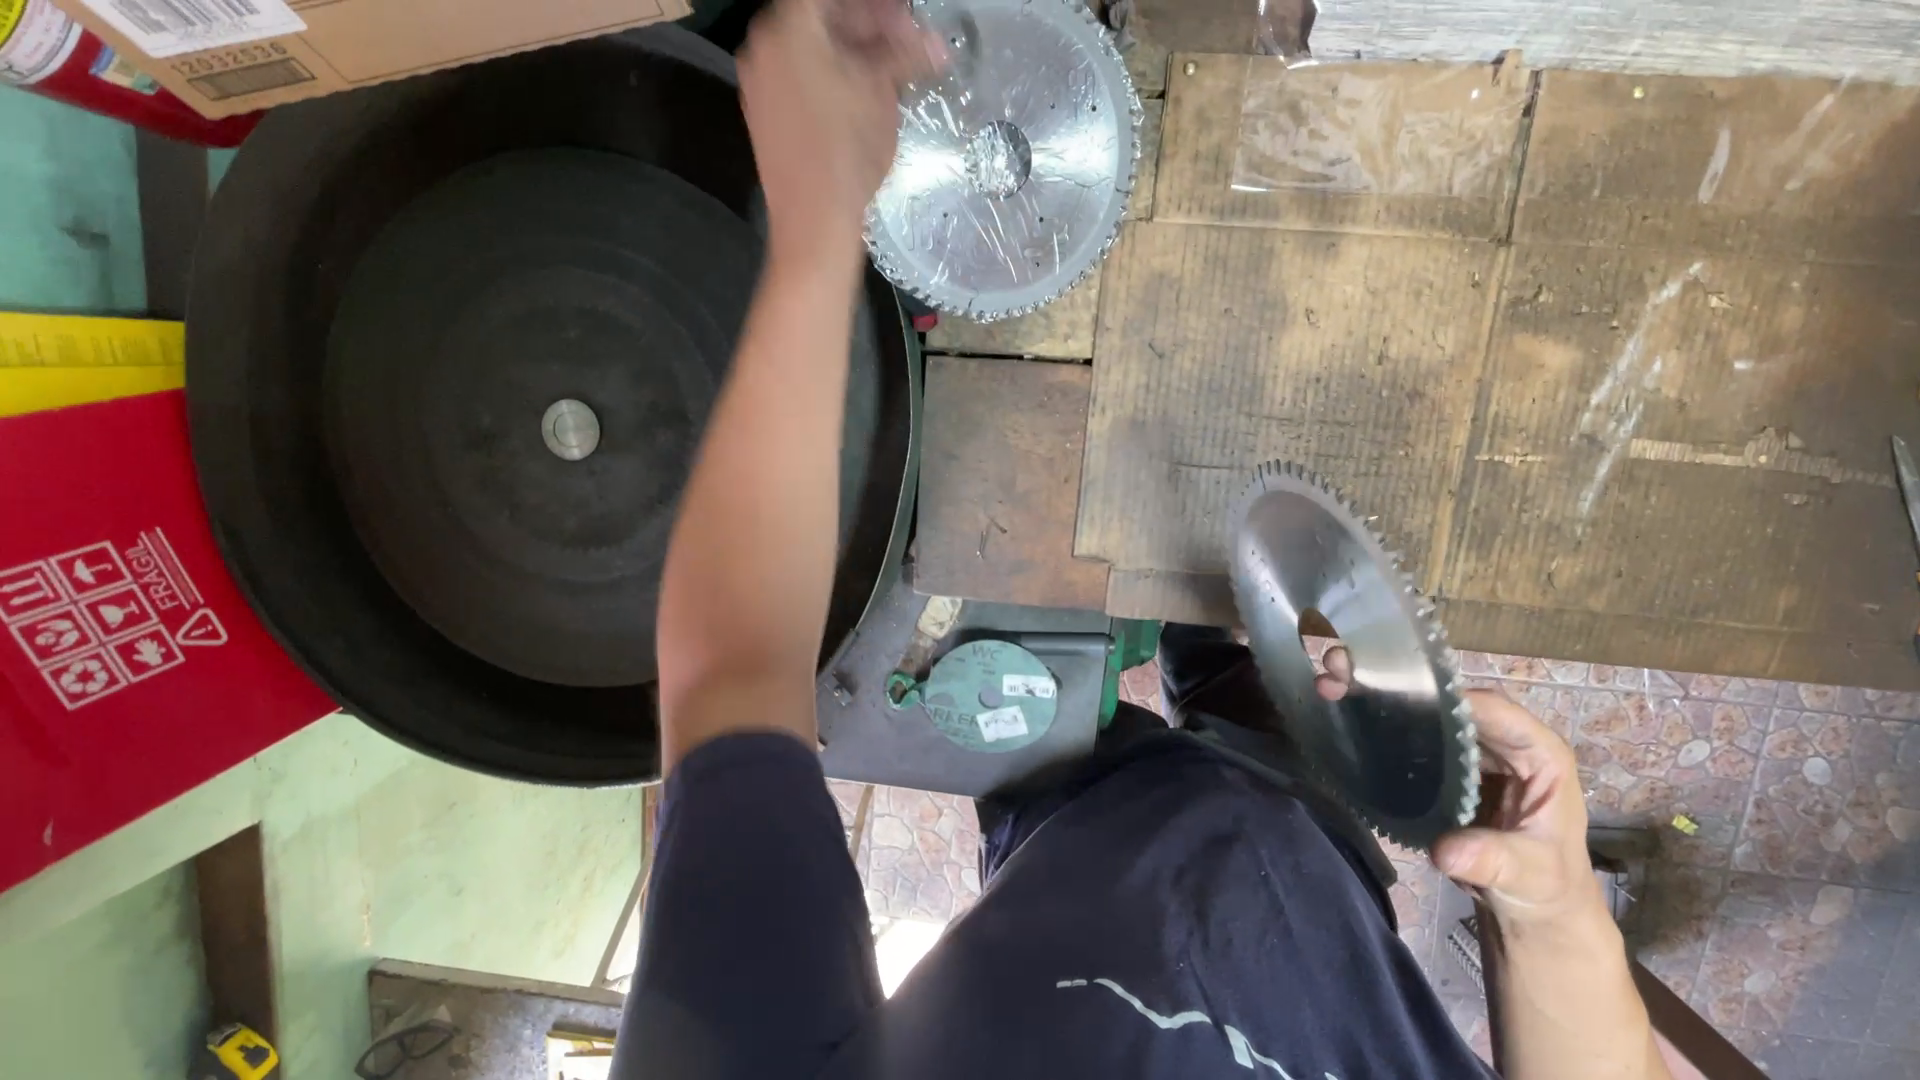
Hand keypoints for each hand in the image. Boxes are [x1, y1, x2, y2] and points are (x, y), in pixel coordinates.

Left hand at [737, 0, 942, 260]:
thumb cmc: (846, 152)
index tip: (904, 18)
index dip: (875, 6)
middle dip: (867, 26)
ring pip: (810, 49)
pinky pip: (800, 77)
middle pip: (820, 17)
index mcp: (788, 27)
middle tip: (906, 42)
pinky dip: (831, 75)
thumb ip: (903, 54)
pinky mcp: (764, 114)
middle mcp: (762, 45)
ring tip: (891, 71)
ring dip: (852, 52)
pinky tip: (864, 94)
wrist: (813, 221)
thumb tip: (935, 43)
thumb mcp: (881, 94)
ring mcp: (759, 82)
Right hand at [1317, 651, 1600, 928]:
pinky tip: (1334, 708)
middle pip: (1444, 698)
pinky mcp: (1437, 762)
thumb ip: (1494, 860)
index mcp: (1536, 753)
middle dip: (1392, 680)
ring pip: (1419, 708)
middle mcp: (1498, 739)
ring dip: (1372, 691)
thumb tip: (1447, 851)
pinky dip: (1369, 718)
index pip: (1492, 710)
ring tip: (1327, 681)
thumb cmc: (1545, 886)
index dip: (1443, 697)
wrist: (1530, 905)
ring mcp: (1464, 748)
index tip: (1392, 690)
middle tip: (1341, 667)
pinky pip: (1404, 732)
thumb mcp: (1529, 876)